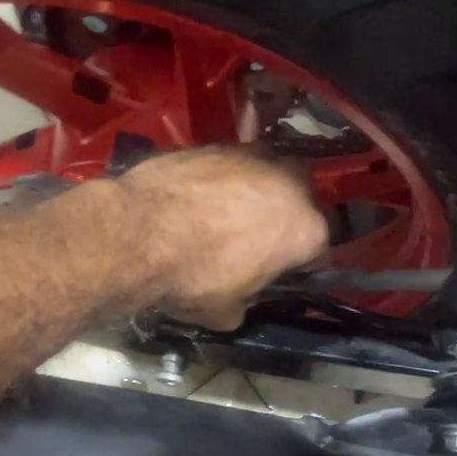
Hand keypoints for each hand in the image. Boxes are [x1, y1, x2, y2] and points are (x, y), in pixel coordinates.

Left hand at [116, 147, 329, 329]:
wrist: (139, 233)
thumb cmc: (194, 278)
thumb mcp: (228, 313)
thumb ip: (248, 299)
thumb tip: (241, 296)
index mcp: (306, 229)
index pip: (317, 248)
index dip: (298, 263)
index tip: (278, 273)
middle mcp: (291, 183)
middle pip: (297, 201)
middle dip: (281, 218)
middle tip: (253, 242)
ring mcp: (253, 155)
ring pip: (265, 177)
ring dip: (253, 195)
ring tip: (222, 220)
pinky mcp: (215, 143)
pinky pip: (229, 167)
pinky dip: (220, 182)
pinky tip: (197, 202)